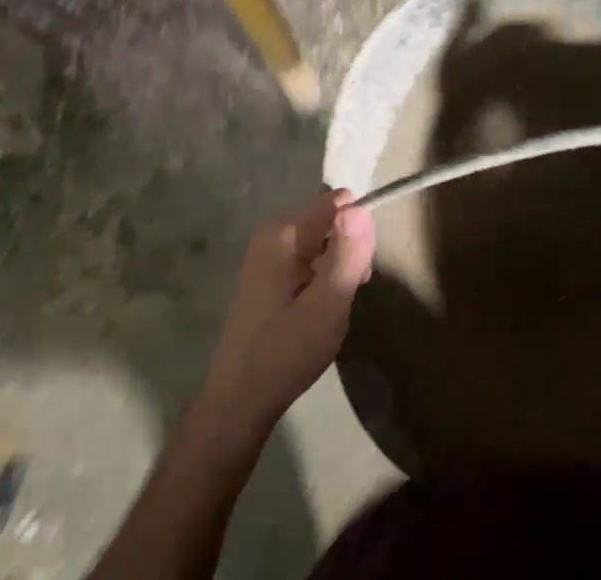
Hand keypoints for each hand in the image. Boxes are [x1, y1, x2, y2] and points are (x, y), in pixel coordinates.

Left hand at [199, 190, 376, 425]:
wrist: (240, 398)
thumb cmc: (286, 352)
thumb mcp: (328, 305)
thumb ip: (348, 255)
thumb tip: (360, 207)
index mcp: (283, 234)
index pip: (338, 203)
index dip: (359, 231)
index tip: (360, 270)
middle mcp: (272, 234)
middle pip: (330, 222)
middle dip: (349, 253)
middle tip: (346, 295)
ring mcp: (266, 254)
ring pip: (322, 244)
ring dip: (337, 270)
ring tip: (331, 309)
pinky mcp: (267, 274)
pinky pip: (308, 260)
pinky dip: (321, 281)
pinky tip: (316, 312)